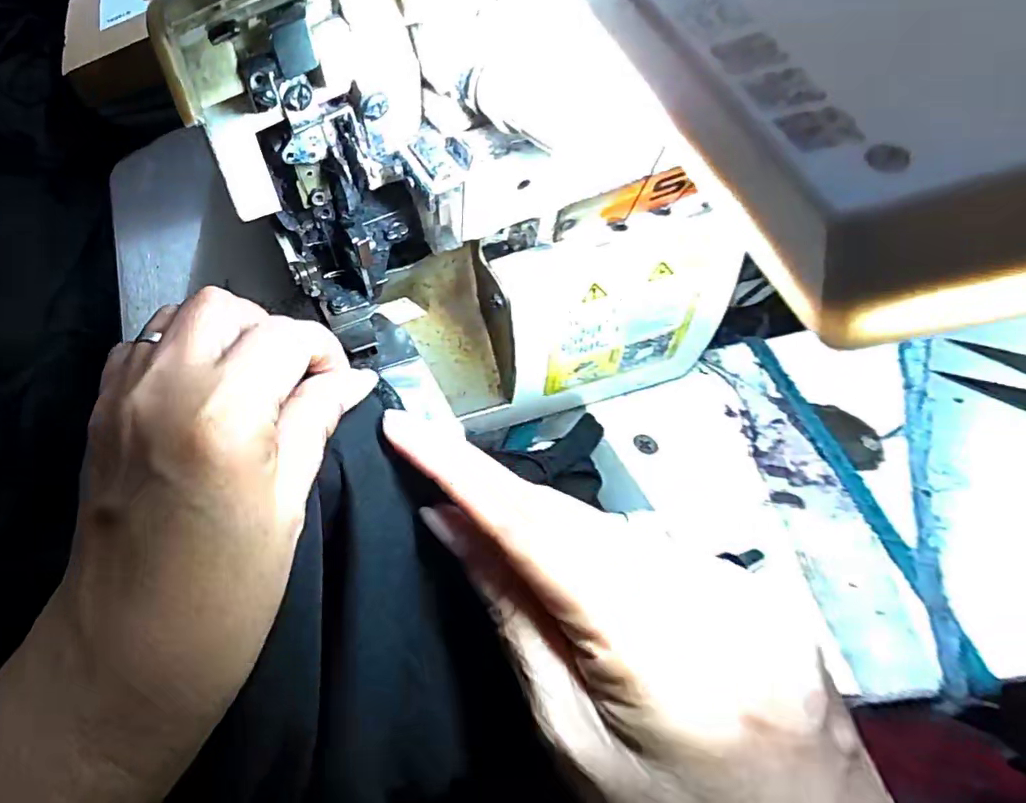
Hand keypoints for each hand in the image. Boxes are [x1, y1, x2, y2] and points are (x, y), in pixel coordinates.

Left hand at [57, 287, 377, 746]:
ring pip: (173, 316)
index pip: (280, 336)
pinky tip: (192, 391)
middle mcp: (163, 384)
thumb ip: (311, 425)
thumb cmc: (223, 595)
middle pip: (219, 306)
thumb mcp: (285, 509)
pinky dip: (171, 351)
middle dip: (263, 328)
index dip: (319, 348)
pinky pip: (138, 347)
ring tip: (241, 380)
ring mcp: (122, 391)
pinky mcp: (98, 406)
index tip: (332, 376)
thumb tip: (347, 381)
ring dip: (216, 333)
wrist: (125, 639)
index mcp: (221, 413)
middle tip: (286, 375)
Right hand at [383, 410, 891, 802]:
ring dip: (531, 509)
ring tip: (481, 517)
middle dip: (487, 486)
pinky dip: (580, 531)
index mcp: (666, 657)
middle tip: (420, 461)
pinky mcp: (756, 589)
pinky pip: (637, 536)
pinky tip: (559, 553)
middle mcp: (718, 606)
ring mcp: (747, 592)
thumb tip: (445, 520)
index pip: (534, 531)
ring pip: (598, 517)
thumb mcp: (567, 730)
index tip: (401, 427)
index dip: (458, 470)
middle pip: (567, 515)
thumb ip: (509, 613)